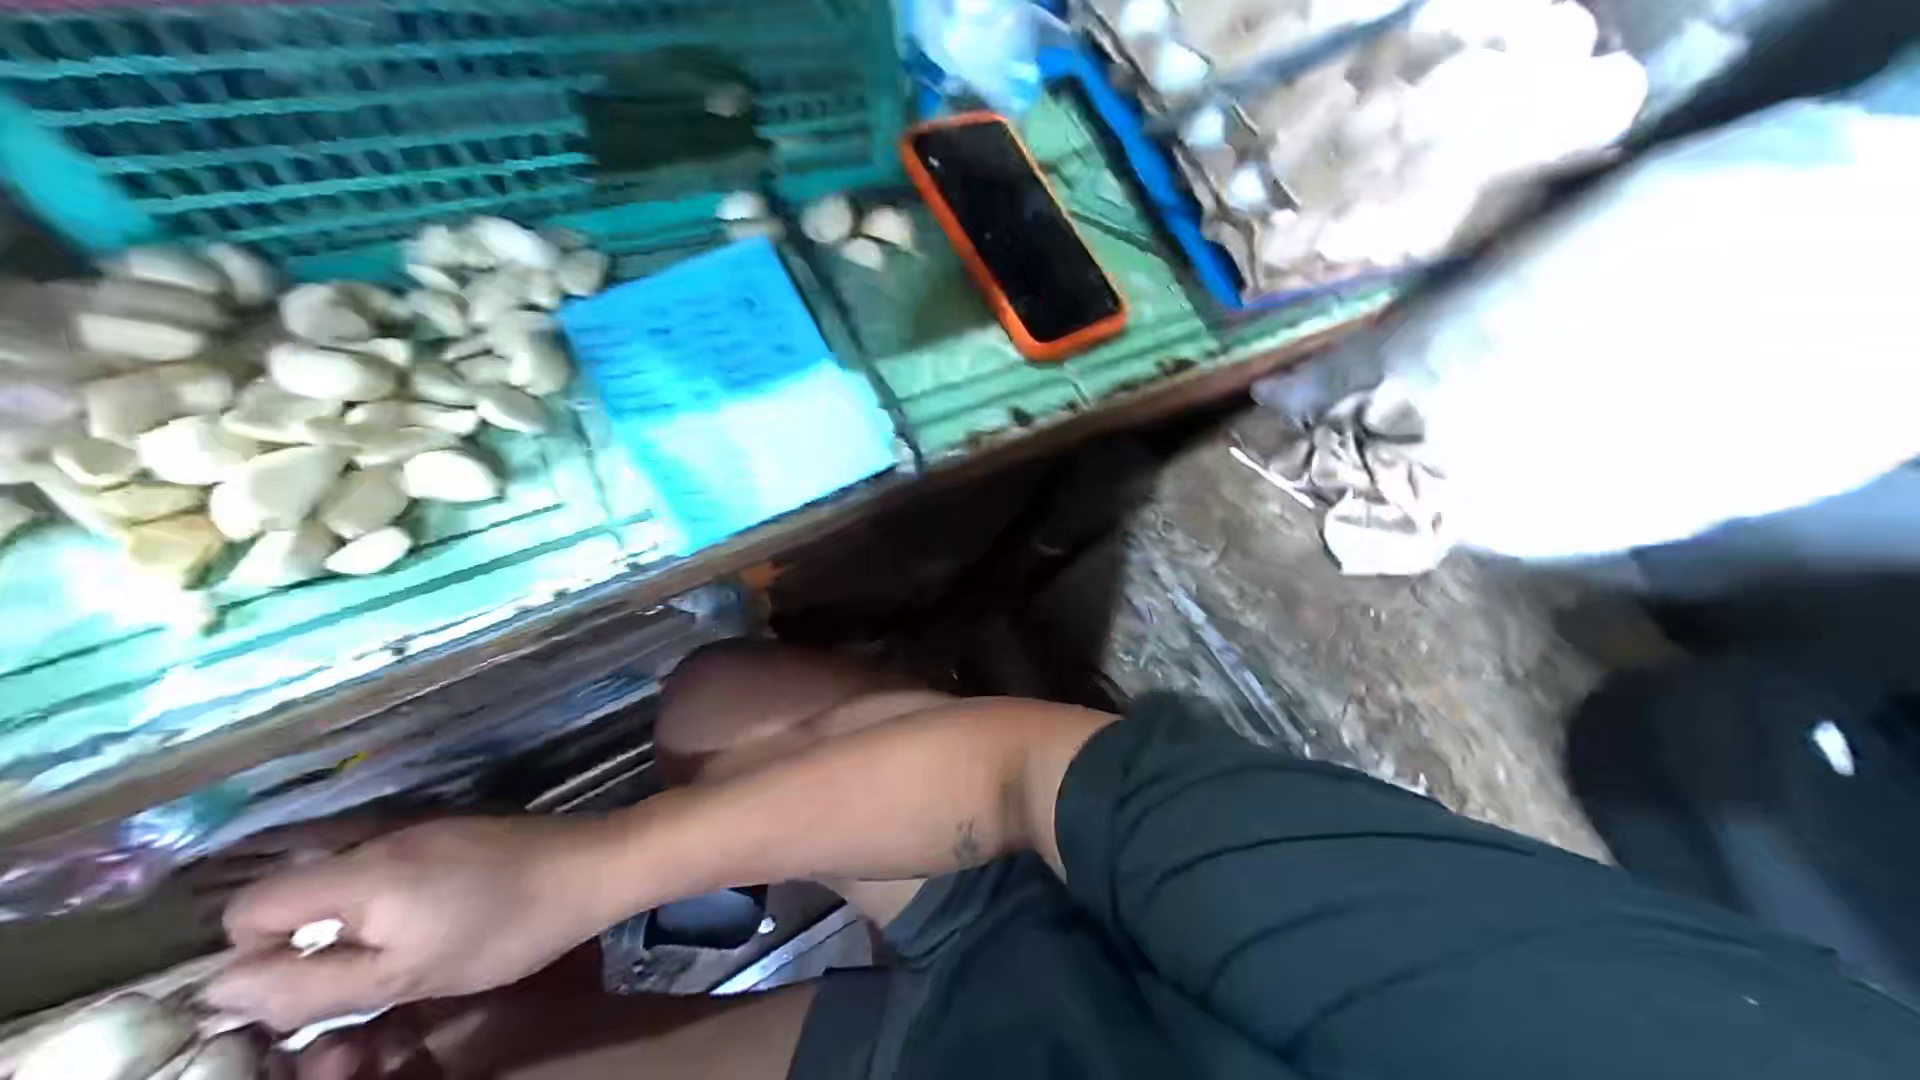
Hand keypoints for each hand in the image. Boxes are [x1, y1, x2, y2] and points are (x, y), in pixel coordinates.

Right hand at [207, 817, 605, 1030]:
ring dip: (351, 924)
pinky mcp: (459, 831)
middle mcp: (384, 839)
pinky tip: (436, 921)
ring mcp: (426, 829)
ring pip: (347, 882)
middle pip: (297, 891)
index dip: (253, 955)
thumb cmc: (504, 927)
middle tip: (355, 978)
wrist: (595, 866)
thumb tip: (218, 990)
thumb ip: (306, 986)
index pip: (249, 907)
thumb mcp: (402, 975)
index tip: (301, 986)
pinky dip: (392, 901)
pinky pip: (394, 869)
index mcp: (360, 871)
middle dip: (301, 942)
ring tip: (401, 953)